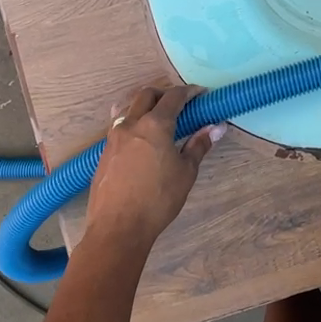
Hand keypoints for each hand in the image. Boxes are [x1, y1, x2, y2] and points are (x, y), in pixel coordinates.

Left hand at [84, 83, 225, 247]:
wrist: (117, 230)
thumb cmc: (158, 200)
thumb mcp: (186, 172)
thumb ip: (199, 145)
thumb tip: (217, 127)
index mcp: (155, 125)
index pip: (174, 96)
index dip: (190, 91)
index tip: (201, 94)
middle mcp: (131, 124)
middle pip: (146, 95)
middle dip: (164, 94)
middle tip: (179, 105)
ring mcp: (113, 139)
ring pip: (128, 109)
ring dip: (144, 107)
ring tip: (157, 120)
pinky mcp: (103, 154)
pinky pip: (118, 128)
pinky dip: (132, 124)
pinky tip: (140, 143)